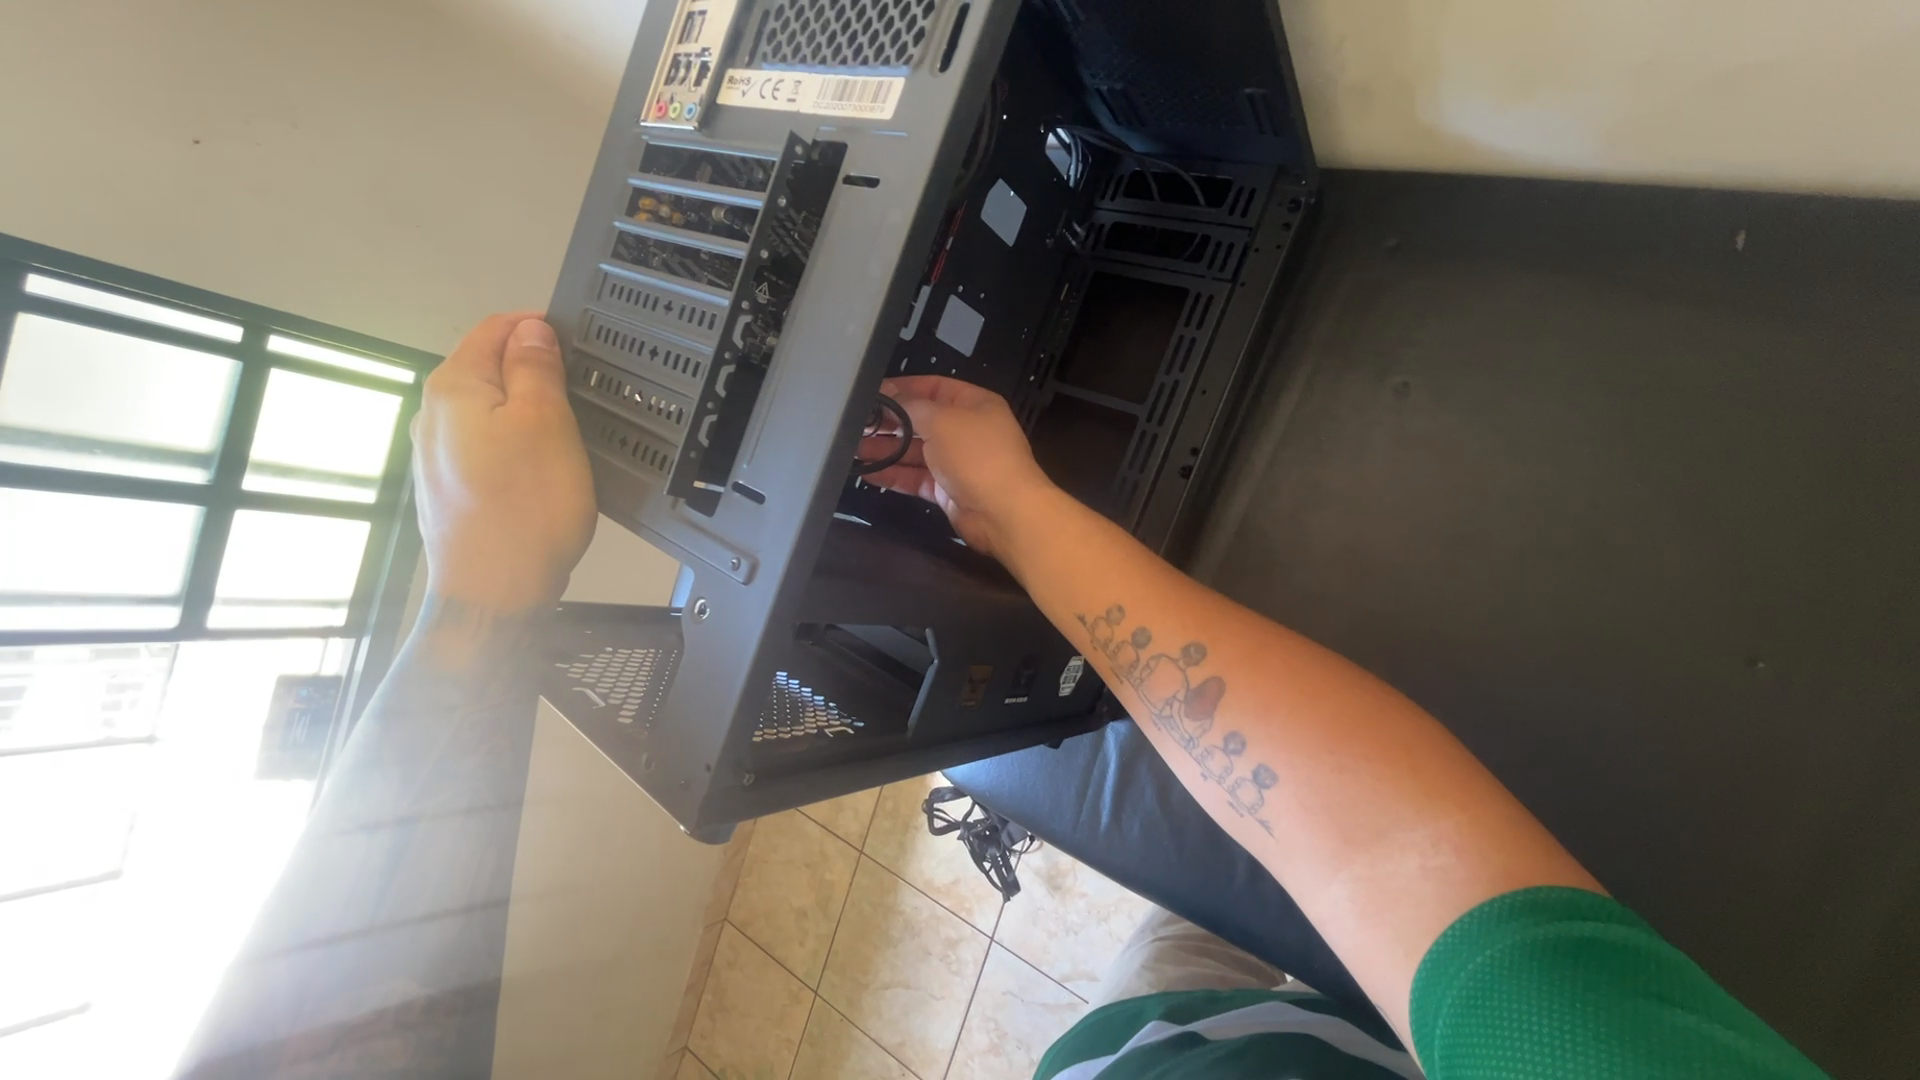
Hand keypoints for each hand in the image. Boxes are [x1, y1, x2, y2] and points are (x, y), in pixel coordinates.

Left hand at [412, 315, 596, 610]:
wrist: (494, 591)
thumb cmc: (528, 504)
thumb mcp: (547, 423)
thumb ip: (536, 369)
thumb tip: (529, 329)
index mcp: (453, 387)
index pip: (493, 330)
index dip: (537, 330)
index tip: (579, 352)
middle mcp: (432, 415)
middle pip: (488, 371)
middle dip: (534, 374)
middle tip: (582, 399)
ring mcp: (435, 456)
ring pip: (488, 412)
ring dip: (526, 413)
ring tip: (567, 437)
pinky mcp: (448, 490)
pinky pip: (486, 448)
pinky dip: (516, 446)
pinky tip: (540, 473)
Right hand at [859, 376, 1059, 558]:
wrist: (1004, 512)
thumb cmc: (977, 455)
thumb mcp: (942, 420)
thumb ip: (911, 406)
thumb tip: (889, 395)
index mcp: (974, 404)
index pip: (933, 387)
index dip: (903, 388)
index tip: (872, 393)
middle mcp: (966, 430)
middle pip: (921, 421)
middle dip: (890, 422)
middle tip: (856, 424)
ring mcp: (957, 462)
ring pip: (916, 451)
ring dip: (886, 450)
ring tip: (854, 447)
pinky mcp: (947, 490)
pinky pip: (916, 478)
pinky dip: (894, 475)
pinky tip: (868, 472)